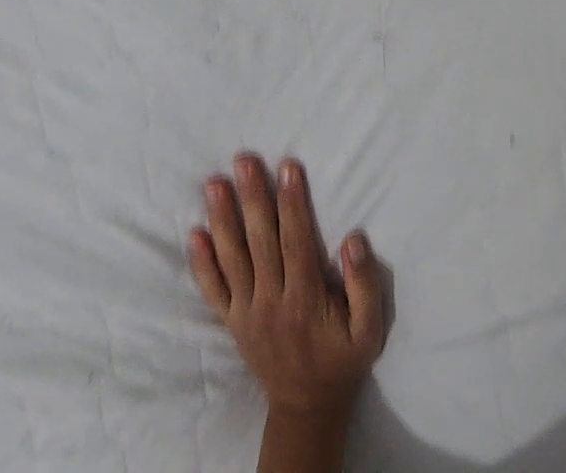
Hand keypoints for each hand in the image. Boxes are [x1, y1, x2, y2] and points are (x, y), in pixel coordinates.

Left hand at [190, 155, 387, 417]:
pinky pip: (213, 289)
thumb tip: (354, 240)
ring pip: (232, 258)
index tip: (287, 167)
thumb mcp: (370, 330)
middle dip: (253, 197)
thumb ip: (365, 286)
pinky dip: (202, 263)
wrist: (306, 405)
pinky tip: (194, 234)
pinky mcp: (232, 320)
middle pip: (260, 241)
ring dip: (222, 218)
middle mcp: (272, 301)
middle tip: (244, 160)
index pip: (296, 241)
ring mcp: (247, 311)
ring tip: (214, 183)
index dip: (292, 203)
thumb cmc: (343, 360)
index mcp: (306, 299)